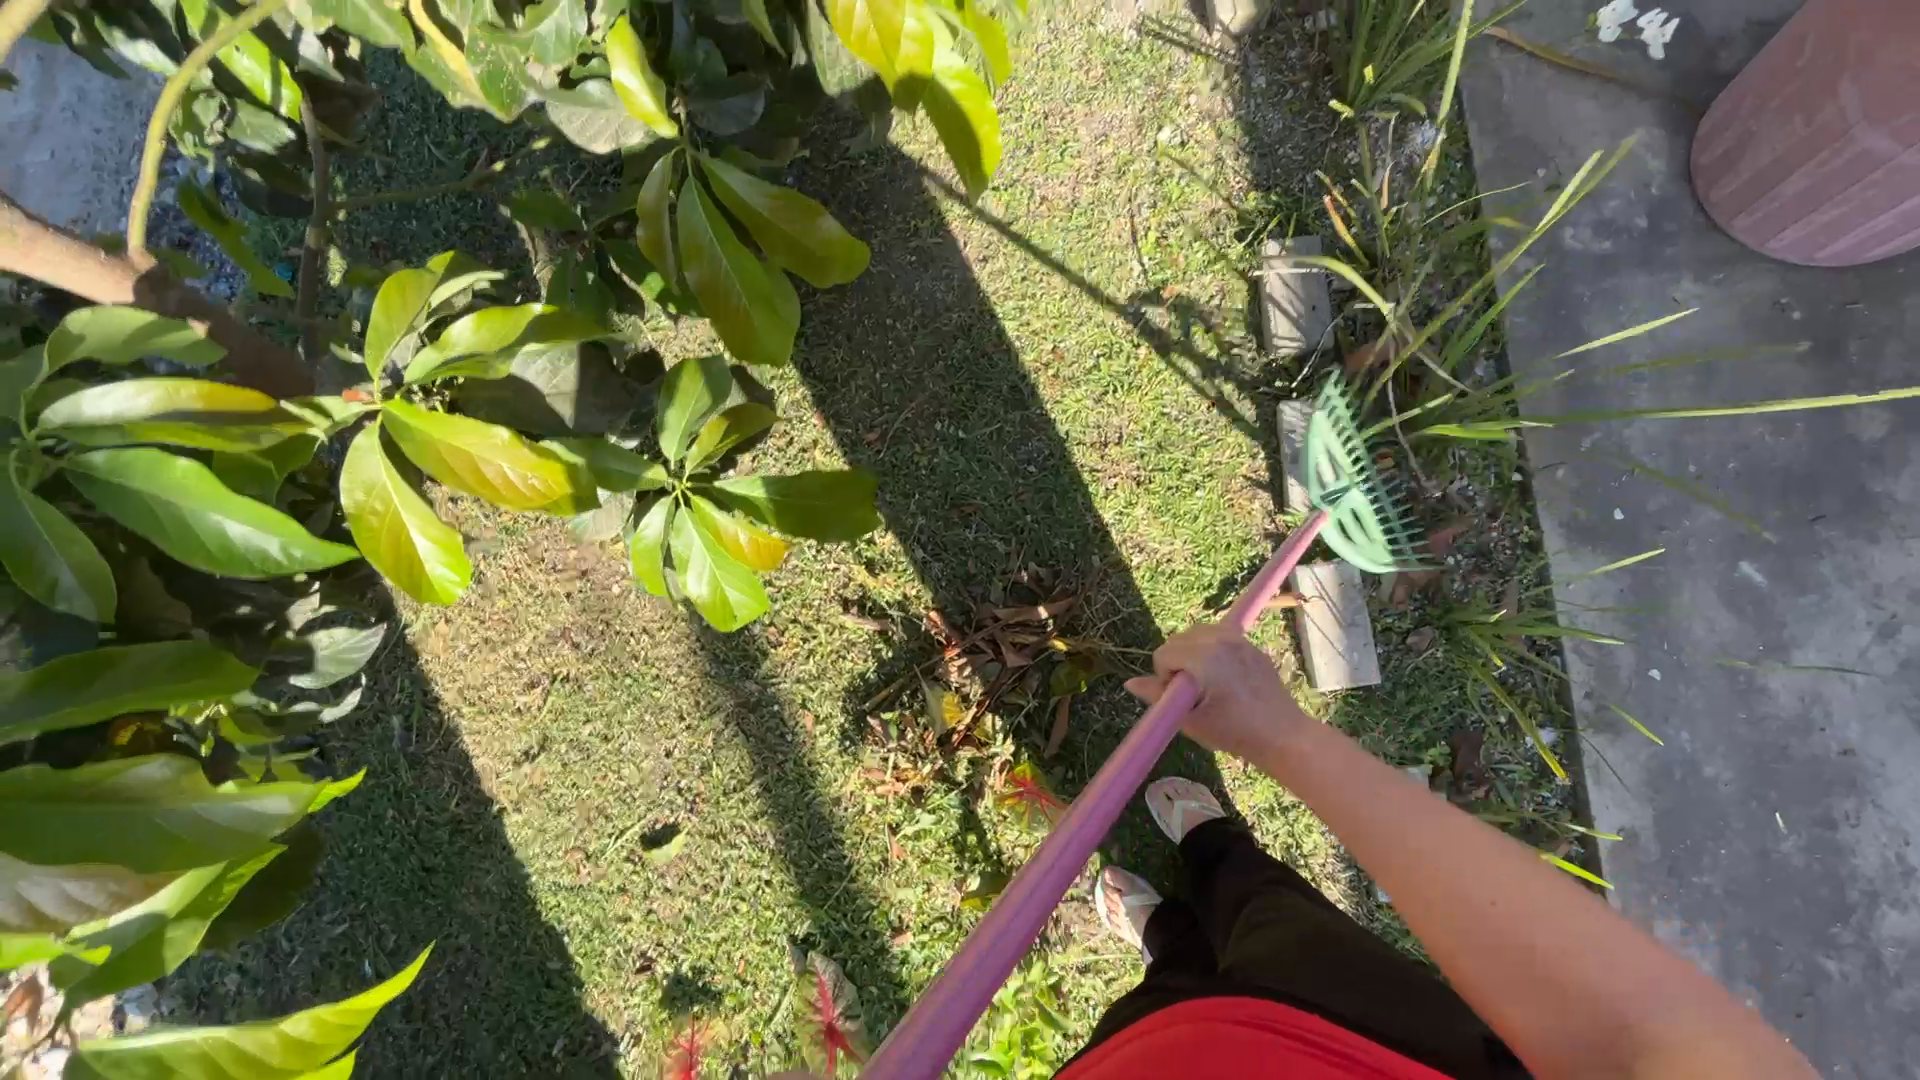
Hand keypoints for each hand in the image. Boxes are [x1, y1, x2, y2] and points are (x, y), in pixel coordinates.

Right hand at [1124, 623, 1311, 761]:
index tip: (1182, 699)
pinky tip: (1223, 676)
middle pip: (1178, 639)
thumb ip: (1157, 697)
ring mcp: (1238, 639)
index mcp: (1203, 656)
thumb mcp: (1189, 719)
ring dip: (1192, 652)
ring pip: (1197, 633)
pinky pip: (1219, 636)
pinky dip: (1212, 650)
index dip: (1164, 677)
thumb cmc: (1233, 732)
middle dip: (1177, 662)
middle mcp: (1220, 639)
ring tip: (1206, 682)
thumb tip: (1129, 683)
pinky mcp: (1250, 644)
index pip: (1163, 654)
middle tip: (1193, 693)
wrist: (1282, 735)